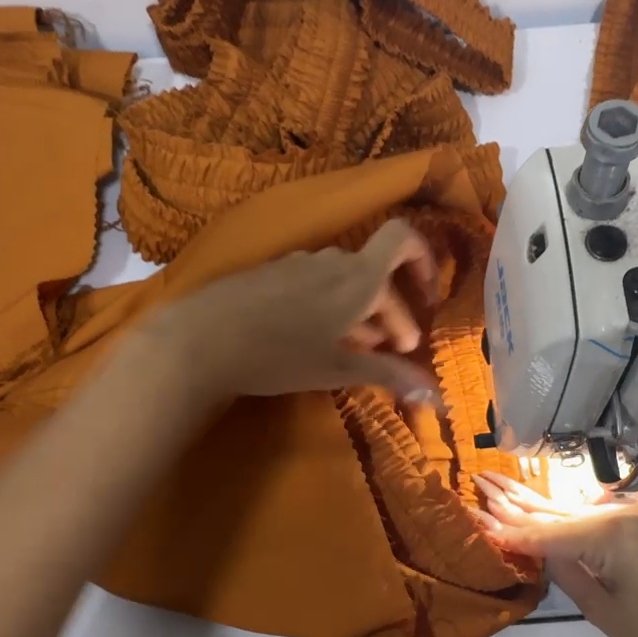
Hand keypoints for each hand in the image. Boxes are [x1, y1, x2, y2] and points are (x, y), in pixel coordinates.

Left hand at [149, 219, 441, 403]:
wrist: (200, 339)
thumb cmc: (279, 354)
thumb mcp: (338, 369)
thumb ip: (388, 375)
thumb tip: (437, 396)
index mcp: (357, 277)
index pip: (402, 239)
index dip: (423, 260)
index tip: (427, 297)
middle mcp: (331, 262)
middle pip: (375, 275)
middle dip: (392, 312)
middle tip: (396, 351)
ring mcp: (297, 266)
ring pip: (344, 282)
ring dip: (361, 312)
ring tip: (358, 351)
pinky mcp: (270, 275)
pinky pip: (315, 285)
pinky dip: (330, 307)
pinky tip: (316, 340)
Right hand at [473, 472, 637, 636]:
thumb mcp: (600, 611)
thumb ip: (565, 571)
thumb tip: (535, 547)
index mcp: (614, 534)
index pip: (549, 533)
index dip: (511, 529)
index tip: (476, 512)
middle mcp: (632, 511)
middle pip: (566, 510)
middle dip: (521, 502)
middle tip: (484, 482)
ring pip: (588, 508)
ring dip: (548, 504)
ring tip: (506, 488)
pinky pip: (613, 511)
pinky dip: (583, 512)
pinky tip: (554, 501)